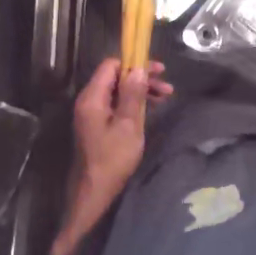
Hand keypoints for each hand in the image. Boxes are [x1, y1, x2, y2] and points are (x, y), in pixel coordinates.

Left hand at [60, 59, 172, 253]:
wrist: (95, 190)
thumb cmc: (113, 158)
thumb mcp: (129, 125)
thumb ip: (133, 94)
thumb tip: (139, 67)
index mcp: (92, 98)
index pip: (110, 66)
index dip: (134, 64)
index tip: (158, 71)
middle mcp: (89, 101)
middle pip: (115, 77)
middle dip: (141, 78)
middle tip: (167, 86)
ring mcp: (92, 113)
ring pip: (118, 91)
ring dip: (141, 91)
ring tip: (165, 97)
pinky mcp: (98, 124)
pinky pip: (116, 104)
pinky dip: (133, 103)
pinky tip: (151, 108)